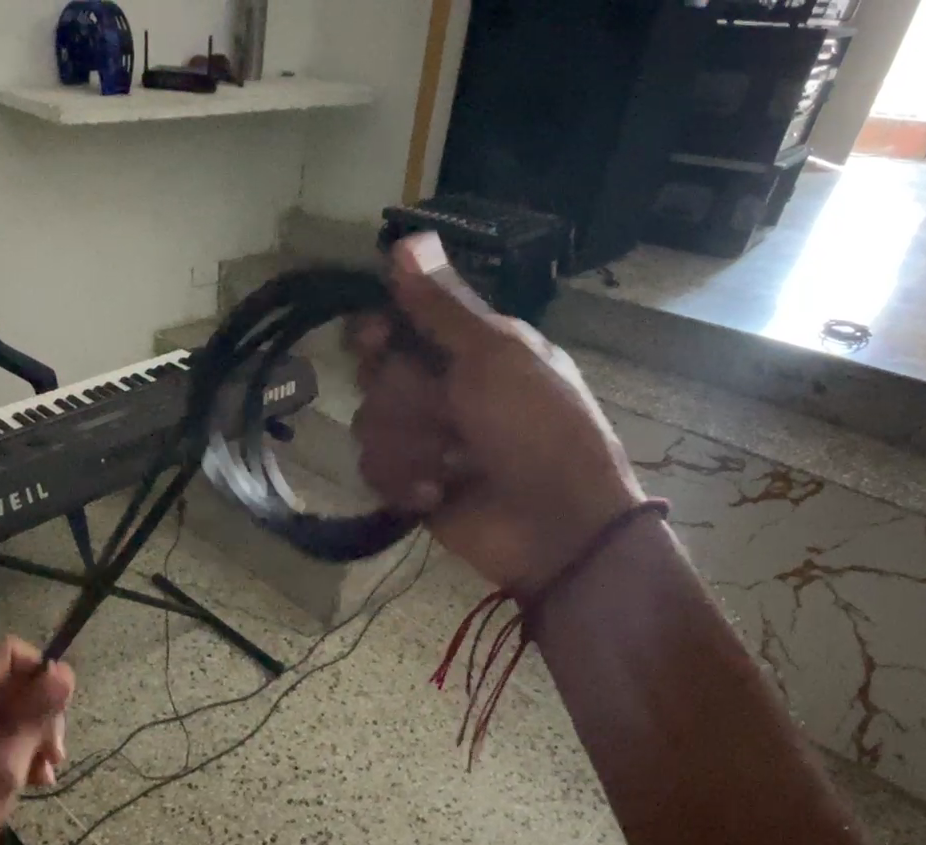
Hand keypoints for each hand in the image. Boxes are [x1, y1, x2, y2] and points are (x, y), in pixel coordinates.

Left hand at [0, 638, 73, 844]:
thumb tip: (67, 672)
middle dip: (37, 713)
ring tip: (44, 776)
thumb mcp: (5, 767)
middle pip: (6, 679)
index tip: (60, 717)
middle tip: (55, 757)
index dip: (43, 676)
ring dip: (26, 733)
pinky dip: (4, 743)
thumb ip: (36, 716)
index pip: (10, 652)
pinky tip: (24, 778)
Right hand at [349, 233, 643, 592]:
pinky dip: (405, 482)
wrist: (556, 526)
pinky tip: (437, 493)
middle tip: (446, 415)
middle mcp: (440, 389)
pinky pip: (373, 472)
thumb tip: (406, 236)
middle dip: (406, 400)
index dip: (378, 331)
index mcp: (468, 349)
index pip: (396, 324)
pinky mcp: (410, 486)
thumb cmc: (538, 428)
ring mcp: (424, 440)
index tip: (377, 339)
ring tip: (450, 464)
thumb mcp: (495, 354)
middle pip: (375, 376)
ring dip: (409, 446)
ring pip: (369, 425)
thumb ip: (442, 305)